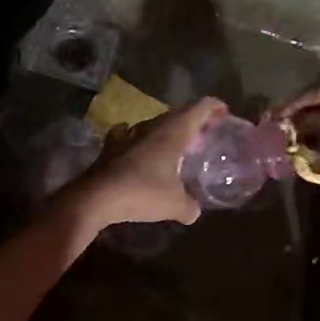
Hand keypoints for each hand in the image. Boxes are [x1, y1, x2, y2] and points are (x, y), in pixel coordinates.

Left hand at [63, 97, 226, 228]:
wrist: (95, 197)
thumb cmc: (142, 193)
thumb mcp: (175, 205)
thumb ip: (190, 207)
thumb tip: (194, 212)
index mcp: (172, 132)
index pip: (199, 108)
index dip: (214, 108)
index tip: (224, 114)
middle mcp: (151, 127)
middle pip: (176, 115)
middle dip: (192, 122)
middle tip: (203, 136)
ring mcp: (127, 135)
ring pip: (153, 125)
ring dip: (166, 132)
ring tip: (175, 147)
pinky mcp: (110, 147)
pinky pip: (129, 136)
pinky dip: (140, 141)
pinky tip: (139, 150)